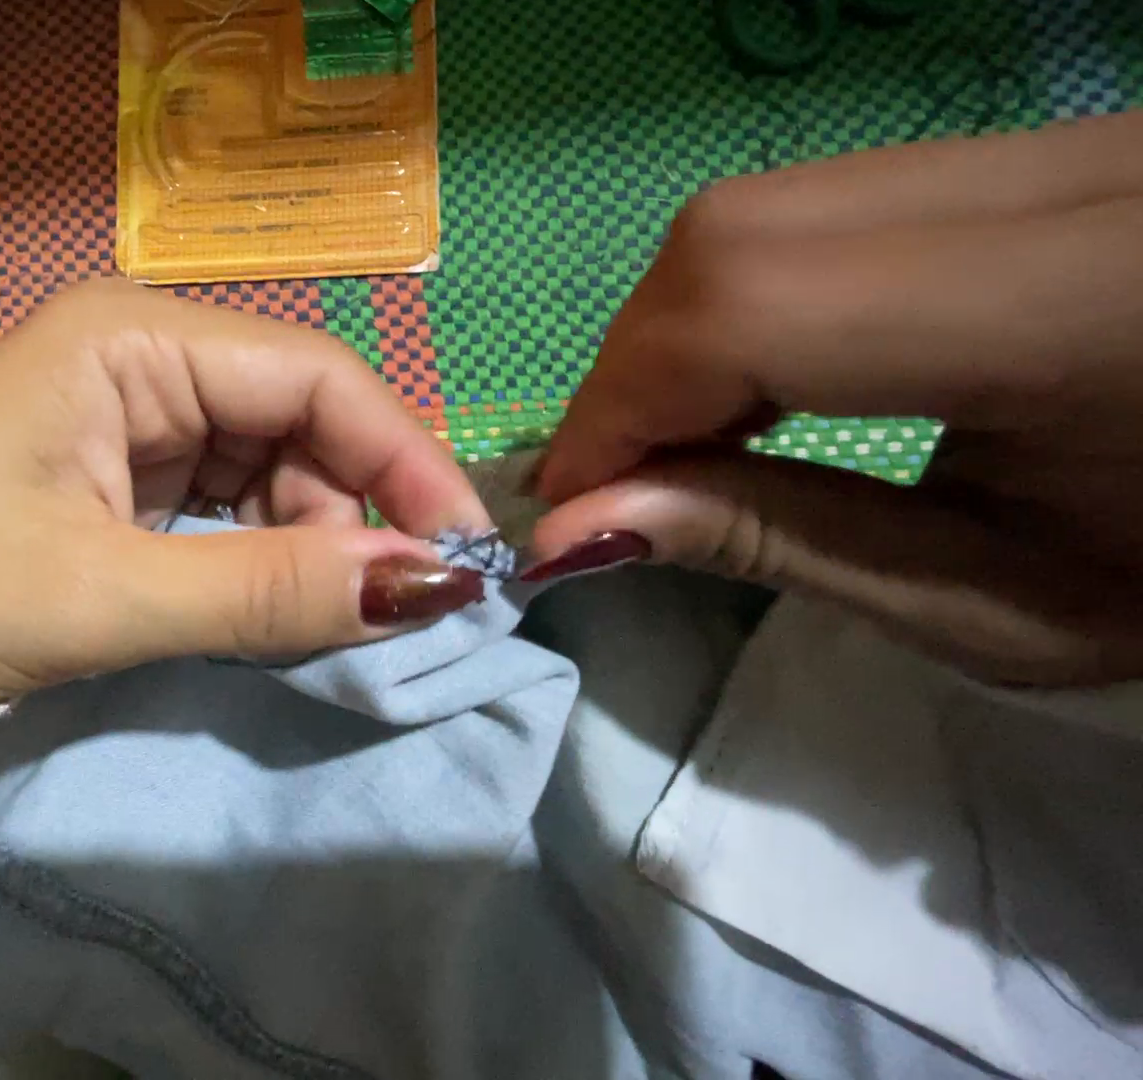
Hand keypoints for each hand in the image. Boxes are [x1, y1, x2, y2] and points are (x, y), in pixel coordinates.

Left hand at [0, 279, 492, 704]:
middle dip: (351, 508)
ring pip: (270, 462)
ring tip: (306, 612)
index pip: (310, 376)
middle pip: (297, 418)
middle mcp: (140, 355)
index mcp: (128, 340)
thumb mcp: (106, 594)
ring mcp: (132, 412)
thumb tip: (424, 588)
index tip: (461, 549)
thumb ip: (264, 591)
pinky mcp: (123, 467)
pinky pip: (226, 497)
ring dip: (307, 538)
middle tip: (383, 603)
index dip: (401, 457)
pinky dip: (260, 550)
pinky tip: (263, 598)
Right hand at [530, 111, 1142, 685]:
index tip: (568, 500)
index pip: (751, 311)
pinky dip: (716, 309)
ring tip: (669, 439)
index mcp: (1089, 309)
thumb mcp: (987, 603)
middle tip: (612, 474)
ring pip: (751, 215)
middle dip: (628, 370)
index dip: (620, 403)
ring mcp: (1046, 154)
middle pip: (732, 237)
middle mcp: (1074, 186)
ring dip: (662, 340)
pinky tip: (732, 386)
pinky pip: (795, 216)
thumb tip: (572, 529)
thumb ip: (769, 544)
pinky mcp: (1011, 165)